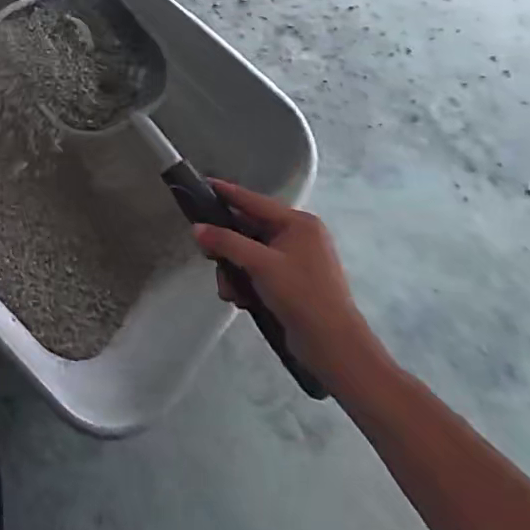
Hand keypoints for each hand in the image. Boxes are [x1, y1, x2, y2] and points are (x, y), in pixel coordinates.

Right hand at [193, 179, 390, 389]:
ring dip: (234, 272)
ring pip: (250, 254)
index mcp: (298, 223)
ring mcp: (296, 261)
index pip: (254, 201)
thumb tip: (197, 229)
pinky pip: (258, 272)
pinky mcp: (291, 283)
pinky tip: (242, 300)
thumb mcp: (259, 263)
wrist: (333, 345)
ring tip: (231, 292)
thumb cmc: (300, 294)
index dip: (228, 193)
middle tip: (208, 256)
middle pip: (249, 230)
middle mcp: (299, 237)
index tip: (203, 184)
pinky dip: (246, 284)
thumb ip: (226, 242)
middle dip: (227, 248)